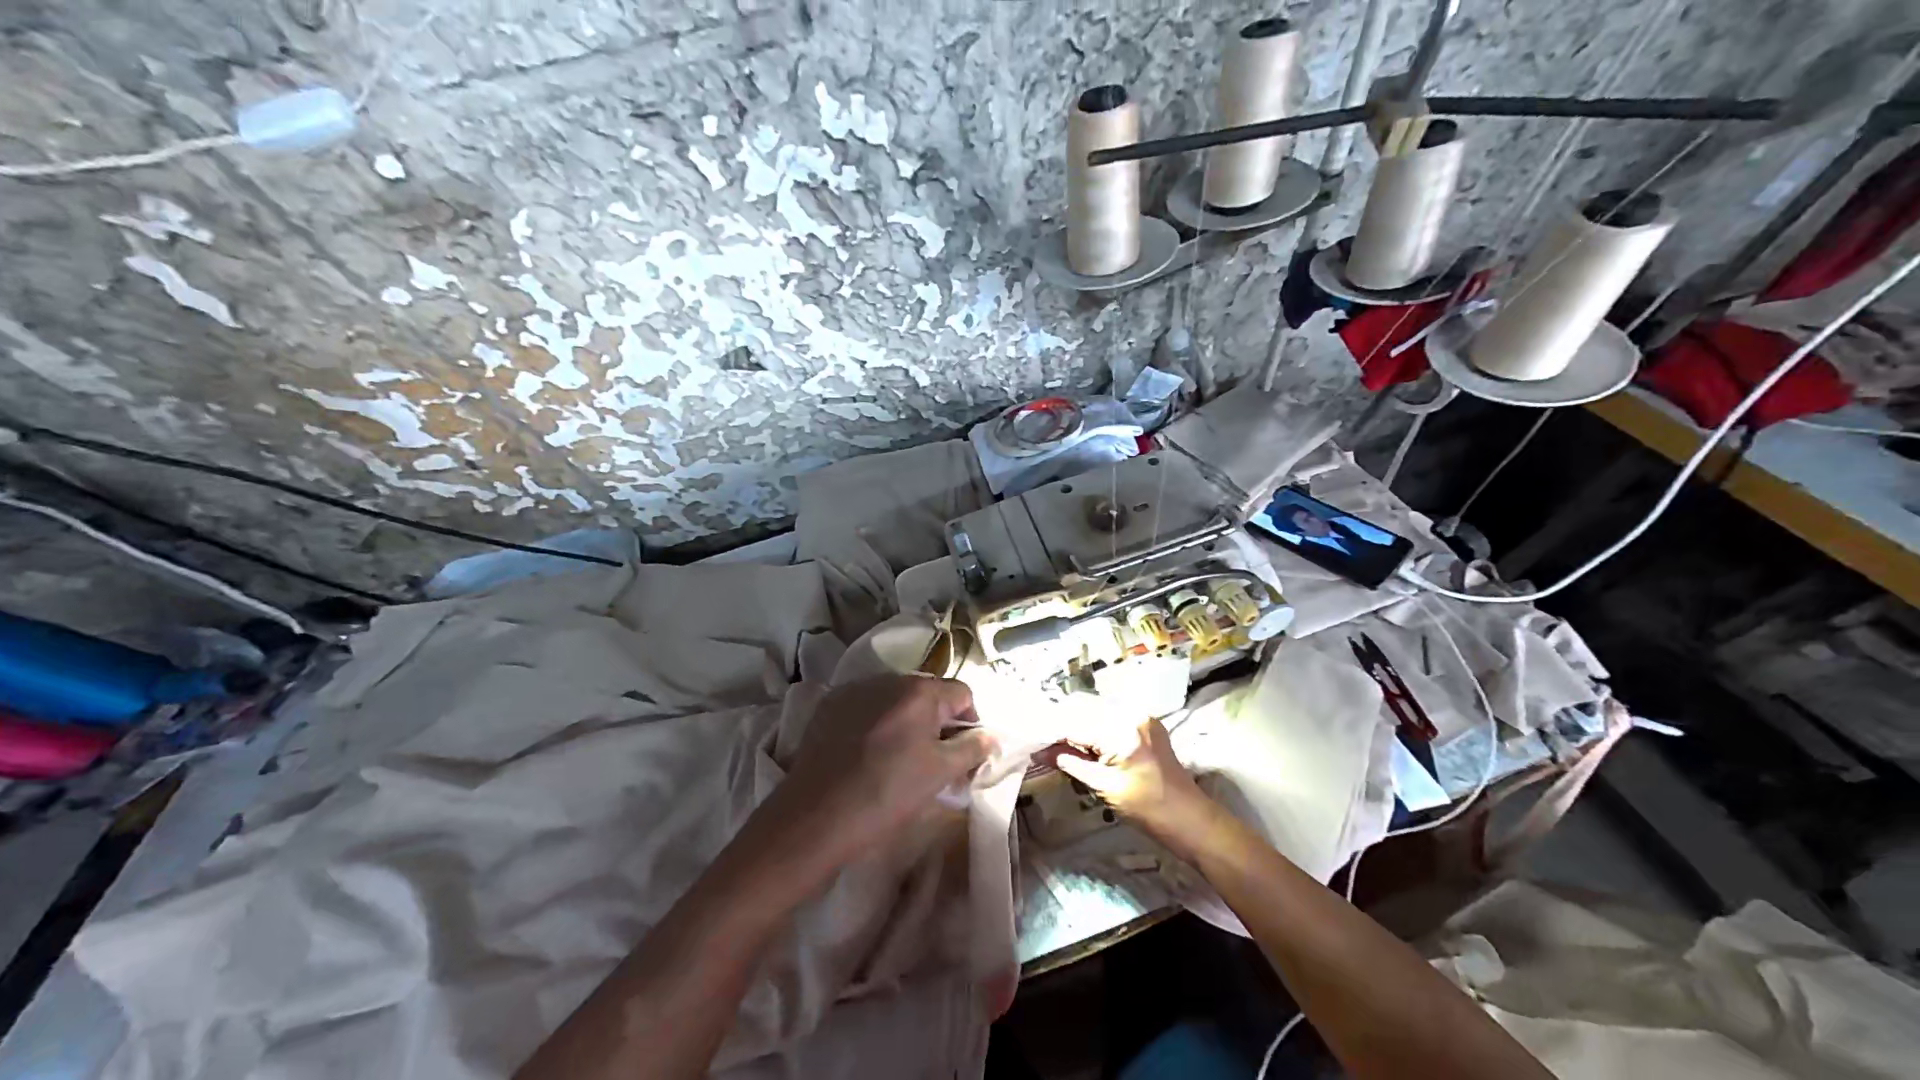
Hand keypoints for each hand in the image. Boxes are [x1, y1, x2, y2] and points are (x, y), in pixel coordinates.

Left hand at [773, 675, 995, 867]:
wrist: (816, 816)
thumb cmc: (887, 794)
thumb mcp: (939, 774)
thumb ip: (972, 749)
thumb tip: (991, 736)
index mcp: (919, 691)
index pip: (962, 694)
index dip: (970, 722)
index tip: (963, 754)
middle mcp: (888, 679)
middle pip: (927, 694)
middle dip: (936, 721)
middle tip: (933, 759)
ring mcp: (854, 690)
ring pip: (895, 700)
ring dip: (905, 720)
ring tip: (897, 758)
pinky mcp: (829, 706)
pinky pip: (866, 707)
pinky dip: (875, 723)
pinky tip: (867, 754)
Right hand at [1054, 716, 1218, 855]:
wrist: (1191, 819)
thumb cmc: (1148, 809)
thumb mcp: (1104, 787)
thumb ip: (1072, 764)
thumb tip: (1041, 752)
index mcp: (1121, 729)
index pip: (1075, 724)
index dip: (1051, 734)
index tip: (1032, 742)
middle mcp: (1131, 714)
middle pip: (1084, 711)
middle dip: (1062, 728)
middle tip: (1043, 746)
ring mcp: (1141, 716)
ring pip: (1096, 713)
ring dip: (1077, 727)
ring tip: (1060, 747)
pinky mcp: (1146, 724)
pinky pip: (1112, 718)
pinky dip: (1095, 729)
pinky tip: (1083, 745)